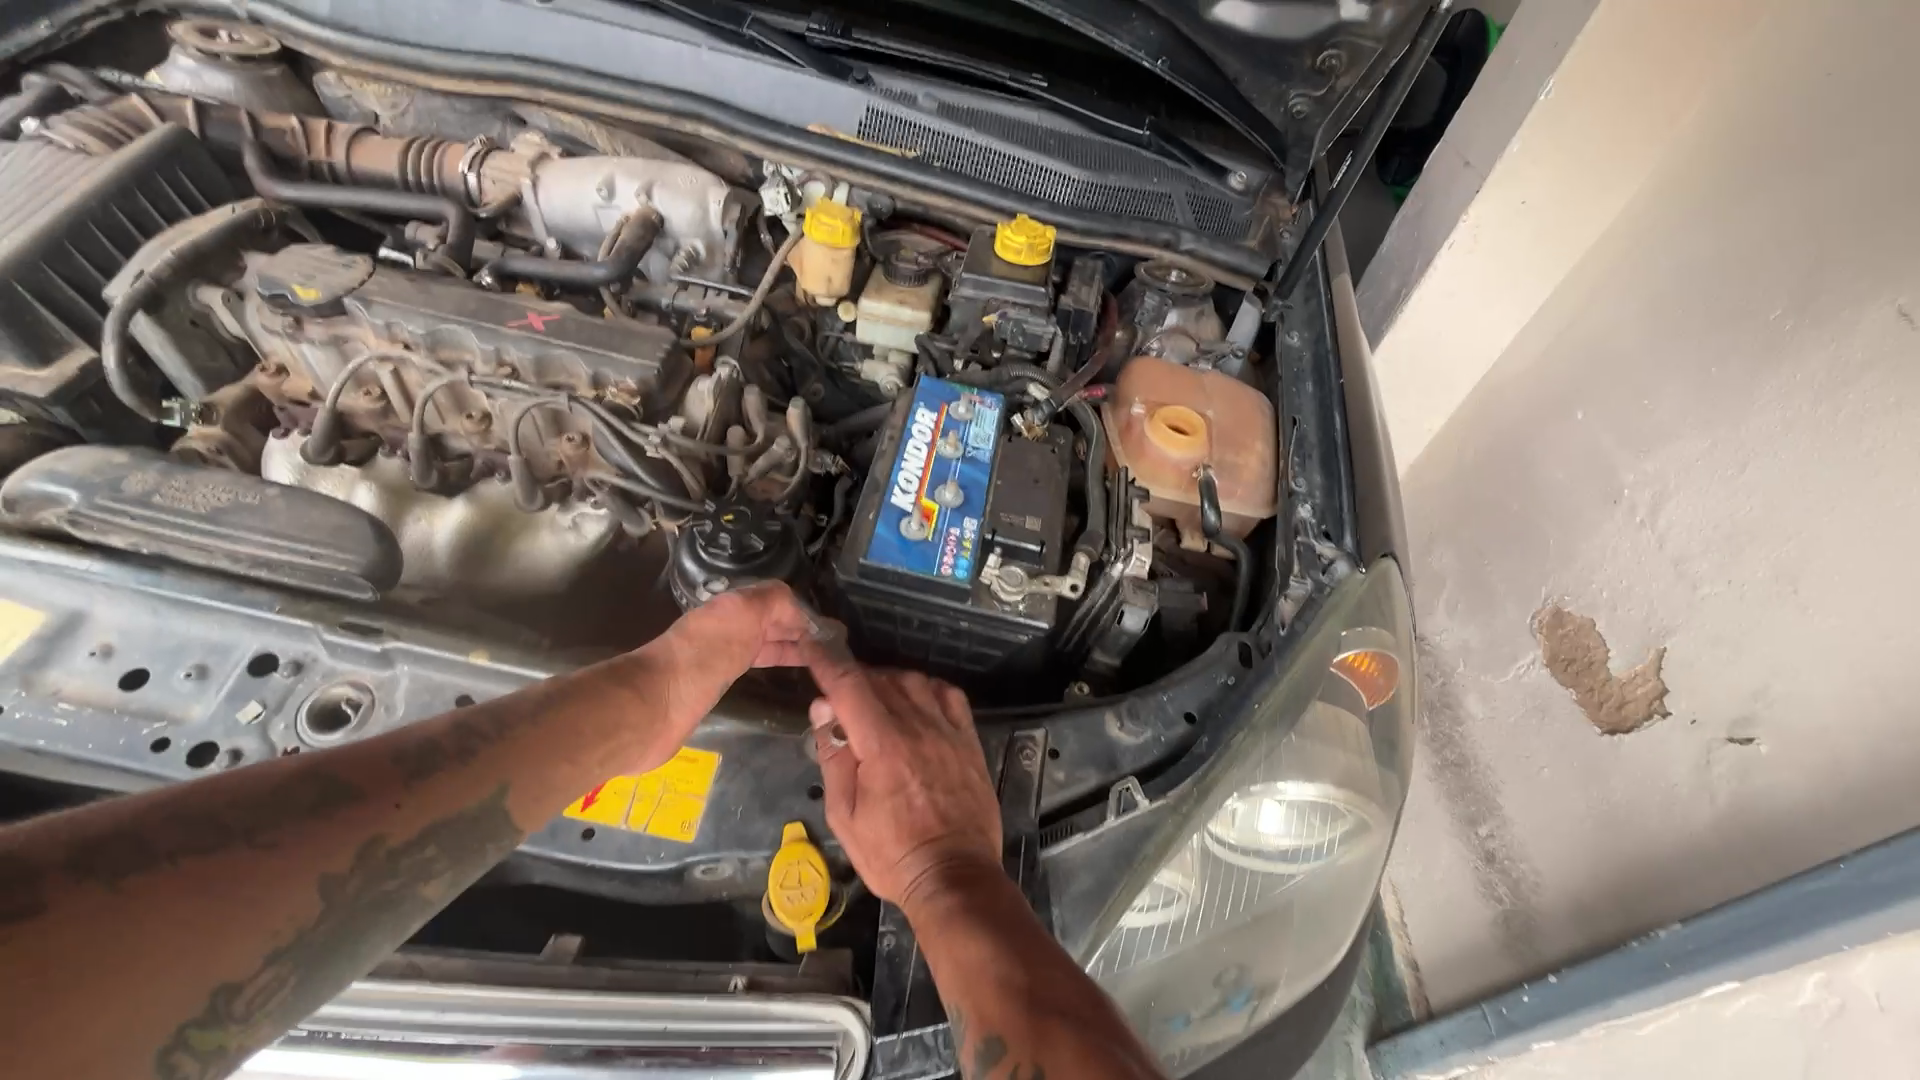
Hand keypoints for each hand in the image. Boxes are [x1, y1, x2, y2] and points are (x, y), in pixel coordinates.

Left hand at [646, 582, 818, 739]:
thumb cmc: (703, 656)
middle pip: (771, 623)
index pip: (778, 602)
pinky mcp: (716, 688)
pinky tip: (787, 677)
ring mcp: (720, 658)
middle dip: (802, 631)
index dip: (804, 614)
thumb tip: (800, 607)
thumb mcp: (743, 612)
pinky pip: (753, 669)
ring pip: (764, 646)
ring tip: (822, 664)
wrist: (655, 704)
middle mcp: (727, 628)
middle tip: (835, 651)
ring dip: (791, 649)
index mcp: (733, 608)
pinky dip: (774, 668)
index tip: (834, 634)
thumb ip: (773, 600)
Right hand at [805, 646, 1002, 913]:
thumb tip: (823, 709)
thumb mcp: (845, 815)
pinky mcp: (969, 740)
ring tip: (874, 704)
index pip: (849, 684)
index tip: (811, 642)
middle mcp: (917, 726)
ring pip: (913, 681)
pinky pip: (948, 695)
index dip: (826, 659)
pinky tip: (915, 701)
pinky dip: (926, 689)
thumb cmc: (891, 854)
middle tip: (838, 701)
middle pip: (880, 679)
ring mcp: (948, 730)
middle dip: (853, 679)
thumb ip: (834, 756)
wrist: (954, 875)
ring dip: (887, 682)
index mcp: (882, 744)